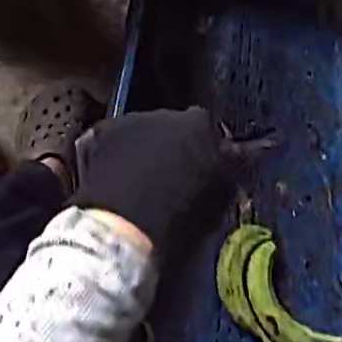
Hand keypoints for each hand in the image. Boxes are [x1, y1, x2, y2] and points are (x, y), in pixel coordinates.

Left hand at [72, 107, 226, 254]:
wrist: (125, 228)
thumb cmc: (180, 215)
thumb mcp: (219, 194)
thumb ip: (233, 166)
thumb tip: (245, 153)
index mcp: (198, 122)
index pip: (207, 127)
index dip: (204, 148)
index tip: (201, 168)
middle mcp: (162, 112)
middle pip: (170, 126)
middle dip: (170, 146)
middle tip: (169, 179)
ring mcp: (126, 120)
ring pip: (138, 132)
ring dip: (140, 150)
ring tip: (138, 185)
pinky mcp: (96, 135)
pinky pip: (108, 142)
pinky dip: (111, 157)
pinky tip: (112, 183)